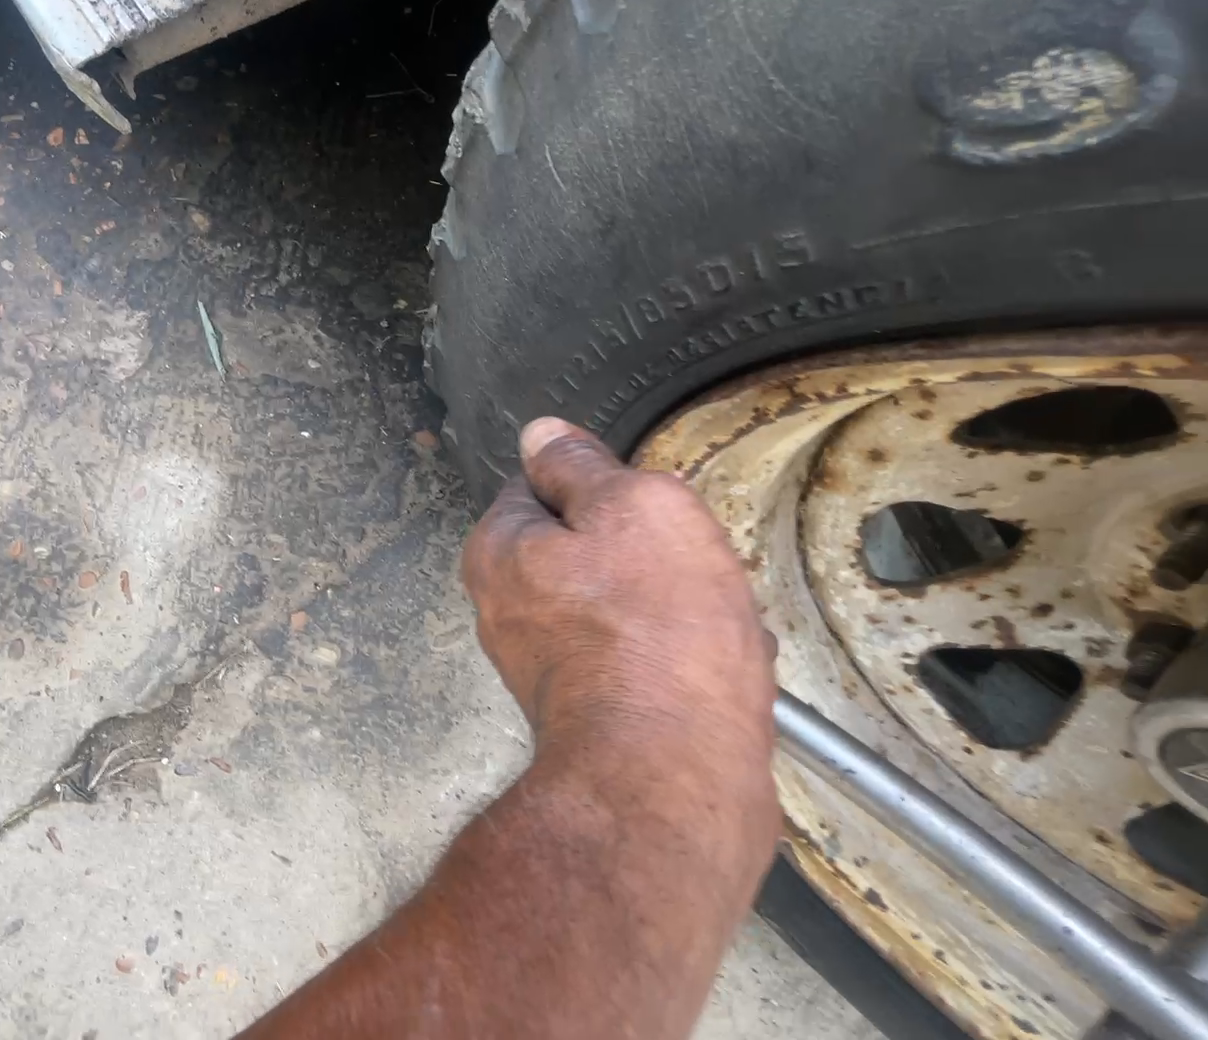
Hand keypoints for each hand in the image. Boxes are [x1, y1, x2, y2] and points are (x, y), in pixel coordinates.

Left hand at [461, 418, 775, 762]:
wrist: (668, 774)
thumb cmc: (654, 625)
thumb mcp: (632, 508)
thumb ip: (581, 466)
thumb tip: (539, 433)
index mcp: (495, 550)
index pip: (541, 486)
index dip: (602, 490)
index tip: (645, 516)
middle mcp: (499, 604)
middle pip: (580, 547)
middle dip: (640, 554)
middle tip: (684, 575)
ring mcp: (535, 661)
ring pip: (615, 601)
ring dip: (669, 604)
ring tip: (711, 624)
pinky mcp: (578, 706)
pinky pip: (630, 653)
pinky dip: (670, 651)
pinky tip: (712, 667)